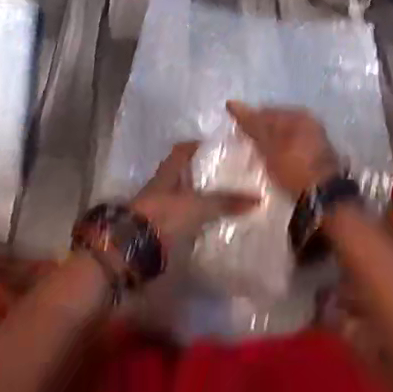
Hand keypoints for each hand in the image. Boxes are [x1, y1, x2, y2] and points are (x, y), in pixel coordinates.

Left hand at [129, 141, 258, 250]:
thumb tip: (257, 198)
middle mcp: (162, 185)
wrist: (135, 245)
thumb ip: (226, 202)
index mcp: (168, 171)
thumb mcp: (199, 205)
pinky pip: (180, 217)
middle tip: (225, 175)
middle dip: (201, 173)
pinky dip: (193, 219)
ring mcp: (158, 206)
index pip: (182, 150)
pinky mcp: (158, 227)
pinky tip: (208, 223)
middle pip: (182, 173)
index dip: (198, 145)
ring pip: (181, 196)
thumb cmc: (165, 214)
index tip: (217, 147)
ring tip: (222, 199)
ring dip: (197, 197)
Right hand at [226, 101, 341, 196]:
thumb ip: (251, 124)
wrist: (324, 196)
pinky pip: (294, 145)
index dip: (248, 123)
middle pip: (276, 122)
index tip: (237, 137)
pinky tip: (276, 164)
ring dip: (272, 143)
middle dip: (261, 133)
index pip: (264, 111)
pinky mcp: (319, 153)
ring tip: (259, 158)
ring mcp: (316, 136)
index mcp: (296, 114)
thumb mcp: (267, 147)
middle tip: (246, 147)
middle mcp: (308, 120)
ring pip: (286, 134)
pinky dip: (283, 151)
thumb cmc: (292, 168)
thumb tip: (231, 103)